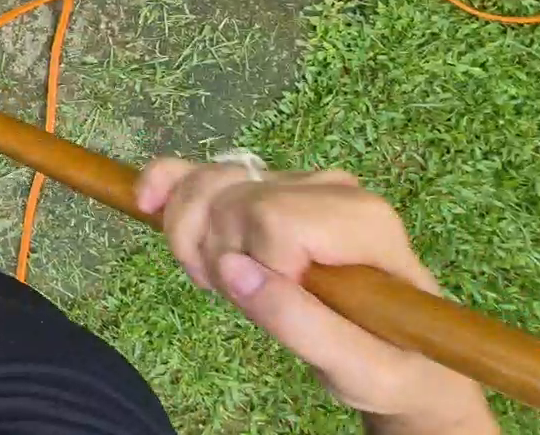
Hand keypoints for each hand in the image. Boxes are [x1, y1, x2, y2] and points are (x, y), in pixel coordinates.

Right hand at [136, 158, 497, 434]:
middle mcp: (327, 185)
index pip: (275, 217)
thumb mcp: (362, 371)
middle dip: (216, 253)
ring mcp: (289, 178)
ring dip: (187, 231)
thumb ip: (301, 324)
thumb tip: (231, 269)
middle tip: (236, 298)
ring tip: (211, 278)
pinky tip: (144, 201)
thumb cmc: (391, 365)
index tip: (282, 305)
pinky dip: (163, 182)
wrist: (394, 349)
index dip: (261, 264)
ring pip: (205, 181)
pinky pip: (194, 168)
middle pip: (231, 199)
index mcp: (364, 220)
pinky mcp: (258, 182)